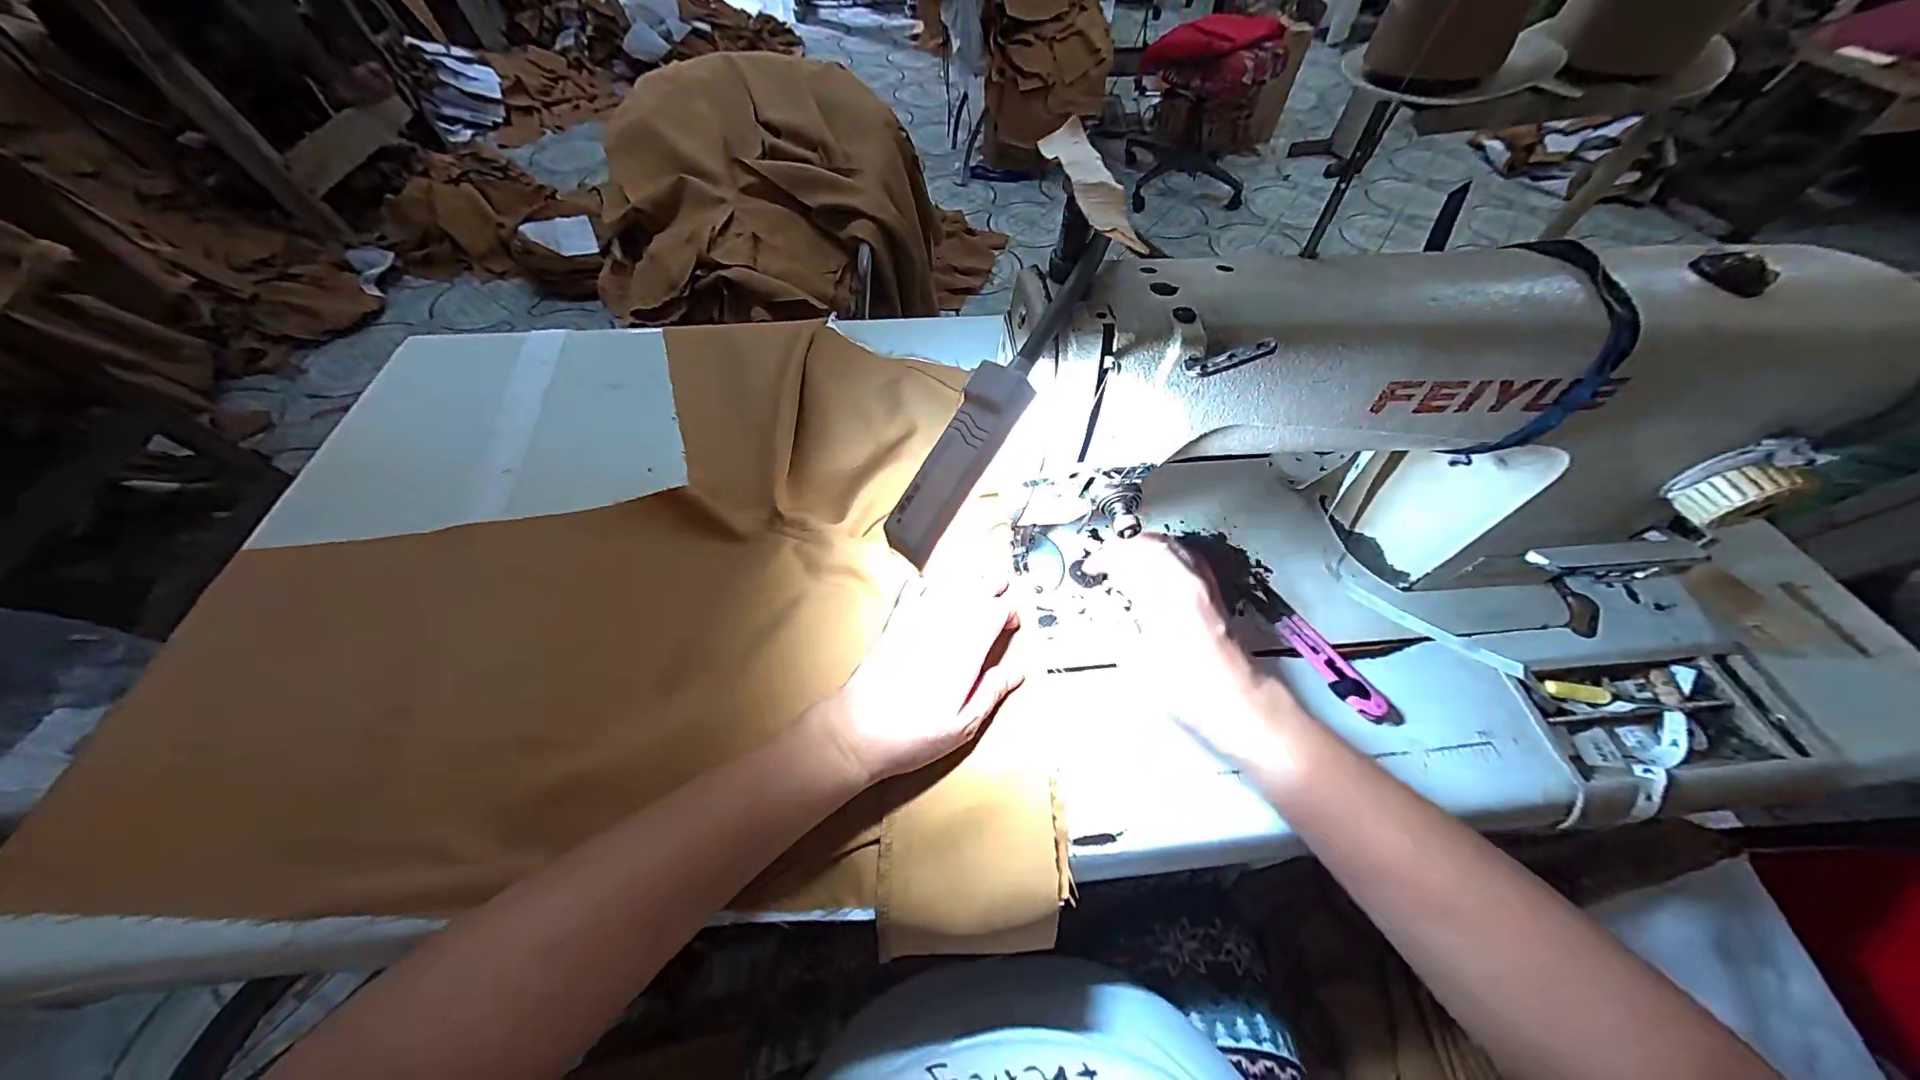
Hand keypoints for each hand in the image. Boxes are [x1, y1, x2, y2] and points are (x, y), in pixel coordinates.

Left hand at [814, 572, 1024, 784]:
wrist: (855, 732)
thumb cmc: (910, 735)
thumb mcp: (962, 727)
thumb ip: (990, 694)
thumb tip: (1015, 673)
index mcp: (963, 654)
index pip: (993, 613)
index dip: (1008, 611)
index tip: (1013, 621)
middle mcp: (939, 630)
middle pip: (972, 592)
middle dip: (991, 585)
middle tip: (1002, 583)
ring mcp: (913, 624)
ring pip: (944, 586)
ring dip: (963, 580)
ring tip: (976, 579)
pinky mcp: (891, 626)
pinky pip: (910, 591)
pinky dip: (923, 583)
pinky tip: (928, 584)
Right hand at [1087, 534, 1297, 765]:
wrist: (1234, 699)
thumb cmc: (1192, 686)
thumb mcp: (1139, 656)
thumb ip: (1125, 620)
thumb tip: (1113, 607)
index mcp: (1166, 593)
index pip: (1130, 556)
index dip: (1104, 557)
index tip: (1091, 565)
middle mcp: (1189, 583)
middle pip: (1152, 544)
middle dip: (1122, 546)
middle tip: (1104, 558)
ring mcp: (1205, 586)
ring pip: (1171, 547)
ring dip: (1143, 548)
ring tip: (1124, 560)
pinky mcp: (1213, 594)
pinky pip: (1184, 560)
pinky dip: (1163, 557)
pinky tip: (1154, 570)